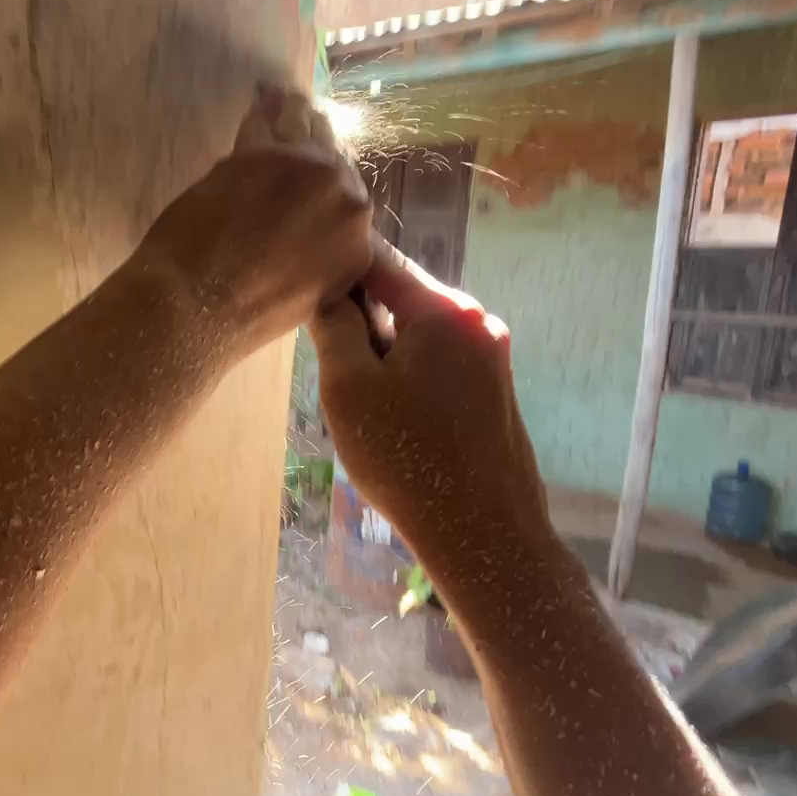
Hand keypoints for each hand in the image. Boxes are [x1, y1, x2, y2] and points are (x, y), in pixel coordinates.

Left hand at [128, 88, 372, 352]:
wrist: (191, 307)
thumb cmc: (239, 318)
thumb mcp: (302, 298)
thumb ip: (319, 259)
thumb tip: (310, 235)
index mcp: (356, 244)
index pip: (347, 201)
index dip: (325, 185)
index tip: (314, 174)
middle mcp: (342, 200)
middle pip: (330, 159)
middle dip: (313, 146)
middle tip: (302, 124)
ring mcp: (303, 171)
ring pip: (301, 131)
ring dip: (292, 116)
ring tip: (285, 100)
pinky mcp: (260, 154)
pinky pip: (265, 122)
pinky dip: (262, 111)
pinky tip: (263, 99)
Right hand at [308, 250, 548, 566]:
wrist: (479, 533)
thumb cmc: (404, 455)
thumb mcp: (348, 386)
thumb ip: (334, 326)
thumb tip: (330, 293)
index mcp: (445, 311)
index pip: (381, 262)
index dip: (337, 270)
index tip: (304, 291)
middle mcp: (477, 324)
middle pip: (399, 301)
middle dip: (359, 325)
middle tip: (331, 371)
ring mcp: (491, 360)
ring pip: (414, 337)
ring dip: (379, 357)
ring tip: (359, 406)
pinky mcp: (492, 394)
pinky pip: (434, 366)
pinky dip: (403, 379)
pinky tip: (390, 424)